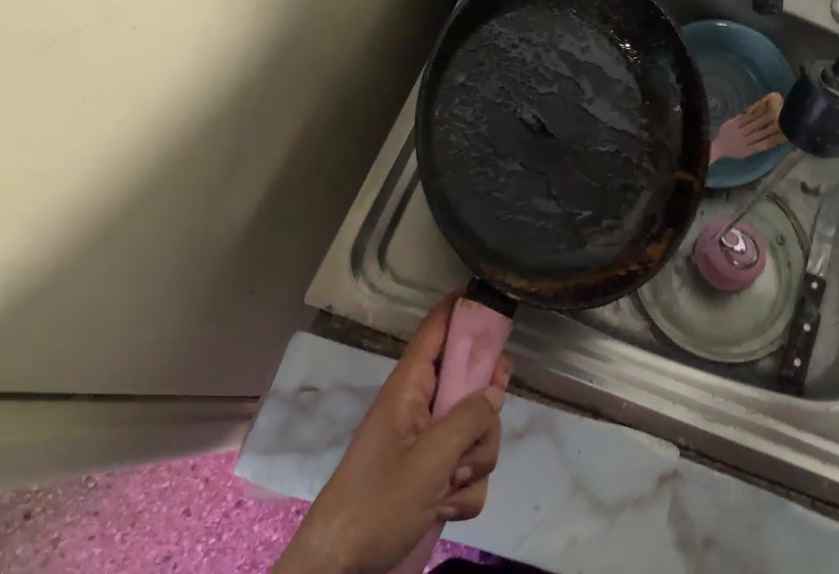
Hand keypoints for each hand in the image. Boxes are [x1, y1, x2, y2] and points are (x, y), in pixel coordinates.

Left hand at [276, 293, 512, 573]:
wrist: (345, 568)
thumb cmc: (377, 502)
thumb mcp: (429, 459)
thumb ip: (468, 420)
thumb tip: (494, 391)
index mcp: (407, 392)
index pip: (434, 335)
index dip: (457, 311)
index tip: (486, 292)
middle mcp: (421, 413)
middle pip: (471, 389)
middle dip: (482, 417)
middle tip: (474, 435)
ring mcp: (430, 449)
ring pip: (478, 434)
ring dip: (474, 463)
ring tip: (448, 486)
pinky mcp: (437, 483)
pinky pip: (472, 473)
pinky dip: (465, 494)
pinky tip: (444, 507)